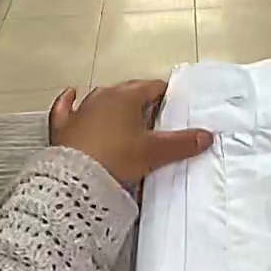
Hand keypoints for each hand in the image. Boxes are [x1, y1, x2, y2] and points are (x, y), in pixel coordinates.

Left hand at [48, 80, 212, 184]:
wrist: (72, 183)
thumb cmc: (116, 158)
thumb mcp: (155, 152)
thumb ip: (183, 143)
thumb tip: (207, 136)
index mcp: (128, 96)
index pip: (154, 87)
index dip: (167, 97)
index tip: (173, 110)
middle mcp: (104, 96)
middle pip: (130, 90)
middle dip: (143, 101)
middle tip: (155, 120)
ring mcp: (81, 110)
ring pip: (102, 98)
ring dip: (114, 103)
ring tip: (126, 116)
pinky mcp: (62, 127)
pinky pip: (65, 107)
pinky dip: (70, 102)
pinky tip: (71, 94)